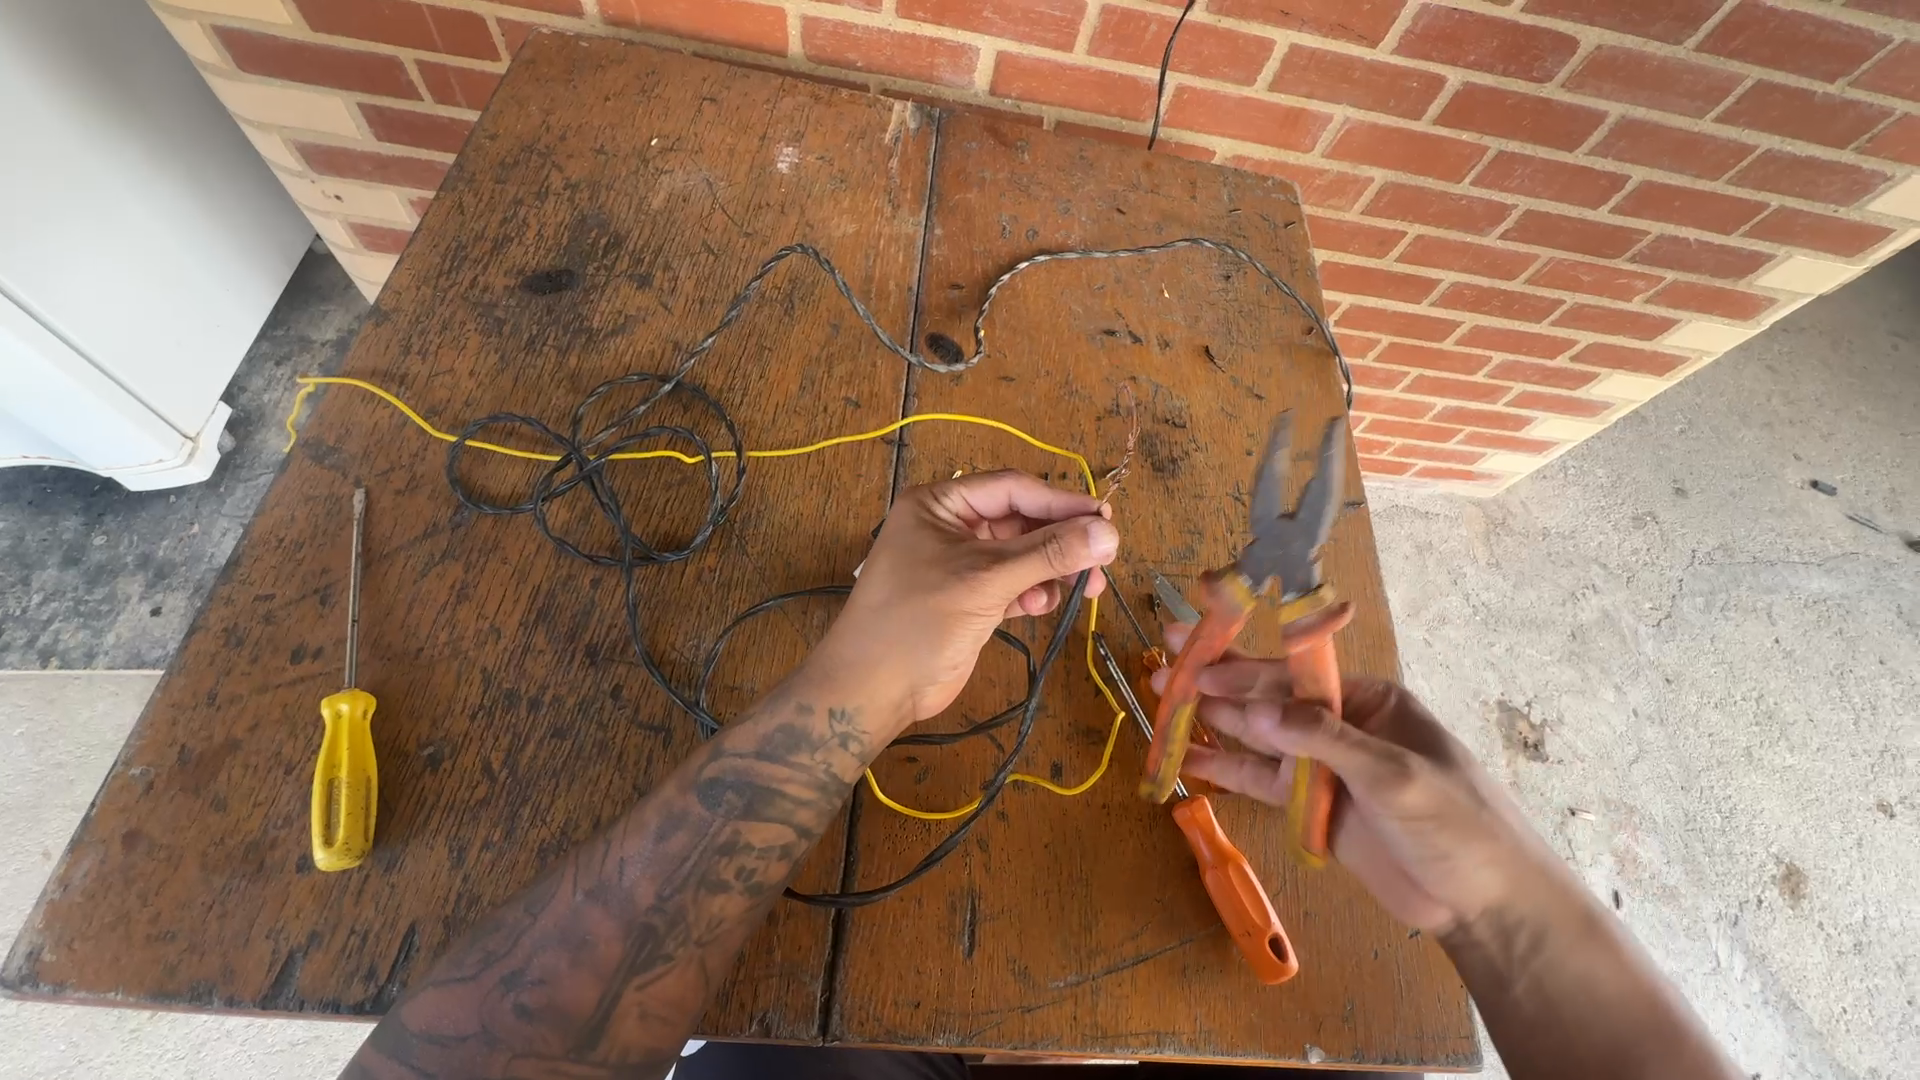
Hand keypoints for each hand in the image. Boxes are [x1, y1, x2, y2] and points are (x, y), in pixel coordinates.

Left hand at [823, 470, 1118, 726]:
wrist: (873, 689)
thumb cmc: (919, 621)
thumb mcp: (985, 580)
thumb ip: (1048, 553)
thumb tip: (1109, 532)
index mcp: (940, 504)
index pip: (1012, 489)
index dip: (1061, 502)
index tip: (1107, 519)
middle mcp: (949, 527)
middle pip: (1020, 522)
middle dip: (1060, 541)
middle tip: (1103, 559)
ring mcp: (958, 564)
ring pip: (1020, 555)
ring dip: (1051, 569)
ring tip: (1082, 589)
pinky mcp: (968, 599)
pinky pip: (1012, 584)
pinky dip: (1031, 592)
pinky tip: (1042, 606)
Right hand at [1153, 637, 1571, 933]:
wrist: (1486, 904)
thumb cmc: (1457, 823)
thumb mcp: (1395, 774)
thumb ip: (1323, 738)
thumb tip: (1254, 709)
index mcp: (1365, 700)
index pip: (1293, 675)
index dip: (1241, 667)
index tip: (1196, 659)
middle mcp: (1335, 724)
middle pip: (1265, 700)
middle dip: (1214, 685)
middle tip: (1163, 669)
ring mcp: (1319, 765)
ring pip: (1254, 738)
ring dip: (1210, 723)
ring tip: (1161, 706)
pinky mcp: (1308, 805)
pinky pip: (1258, 780)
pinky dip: (1224, 769)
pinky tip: (1188, 760)